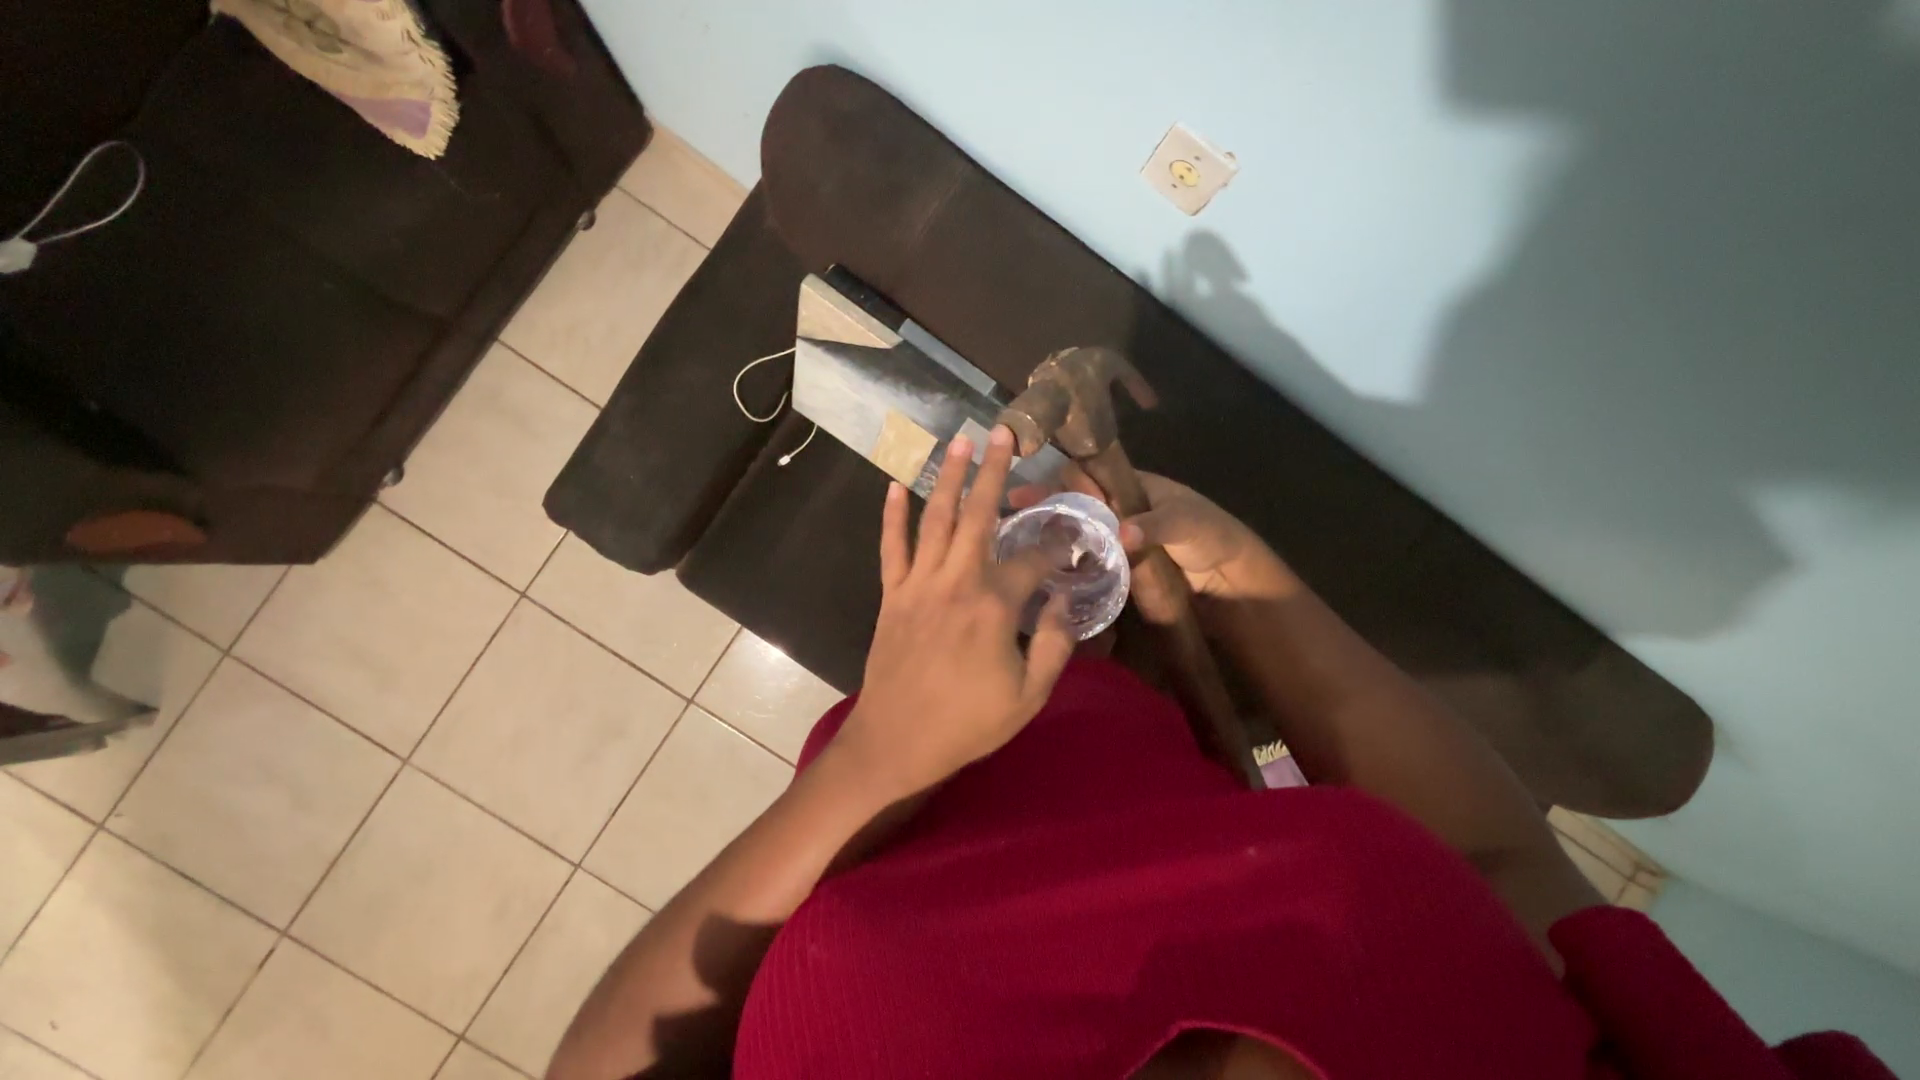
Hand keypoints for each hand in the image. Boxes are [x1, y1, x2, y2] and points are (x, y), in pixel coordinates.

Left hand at [831, 426, 1075, 796]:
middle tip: (1004, 431)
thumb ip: (1052, 644)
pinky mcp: (891, 595)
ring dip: (949, 479)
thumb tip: (1061, 600)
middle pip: (979, 516)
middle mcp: (956, 582)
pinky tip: (896, 485)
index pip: (1033, 560)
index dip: (1056, 545)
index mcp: (994, 605)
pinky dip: (893, 516)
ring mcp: (918, 585)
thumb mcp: (1028, 695)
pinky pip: (891, 547)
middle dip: (995, 472)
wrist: (895, 742)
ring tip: (960, 441)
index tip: (1072, 533)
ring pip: (936, 520)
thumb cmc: (967, 724)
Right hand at [1010, 467, 1293, 602]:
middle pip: (1071, 507)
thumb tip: (1121, 533)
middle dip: (1041, 514)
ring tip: (1016, 553)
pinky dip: (1067, 568)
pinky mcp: (1117, 571)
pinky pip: (1087, 564)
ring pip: (1075, 537)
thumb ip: (1155, 527)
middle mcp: (1116, 511)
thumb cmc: (1210, 534)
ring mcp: (1114, 542)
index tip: (1022, 495)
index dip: (1052, 484)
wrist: (1233, 577)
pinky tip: (1043, 579)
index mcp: (1129, 488)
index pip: (1084, 477)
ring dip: (1049, 542)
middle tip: (1009, 527)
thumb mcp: (1186, 524)